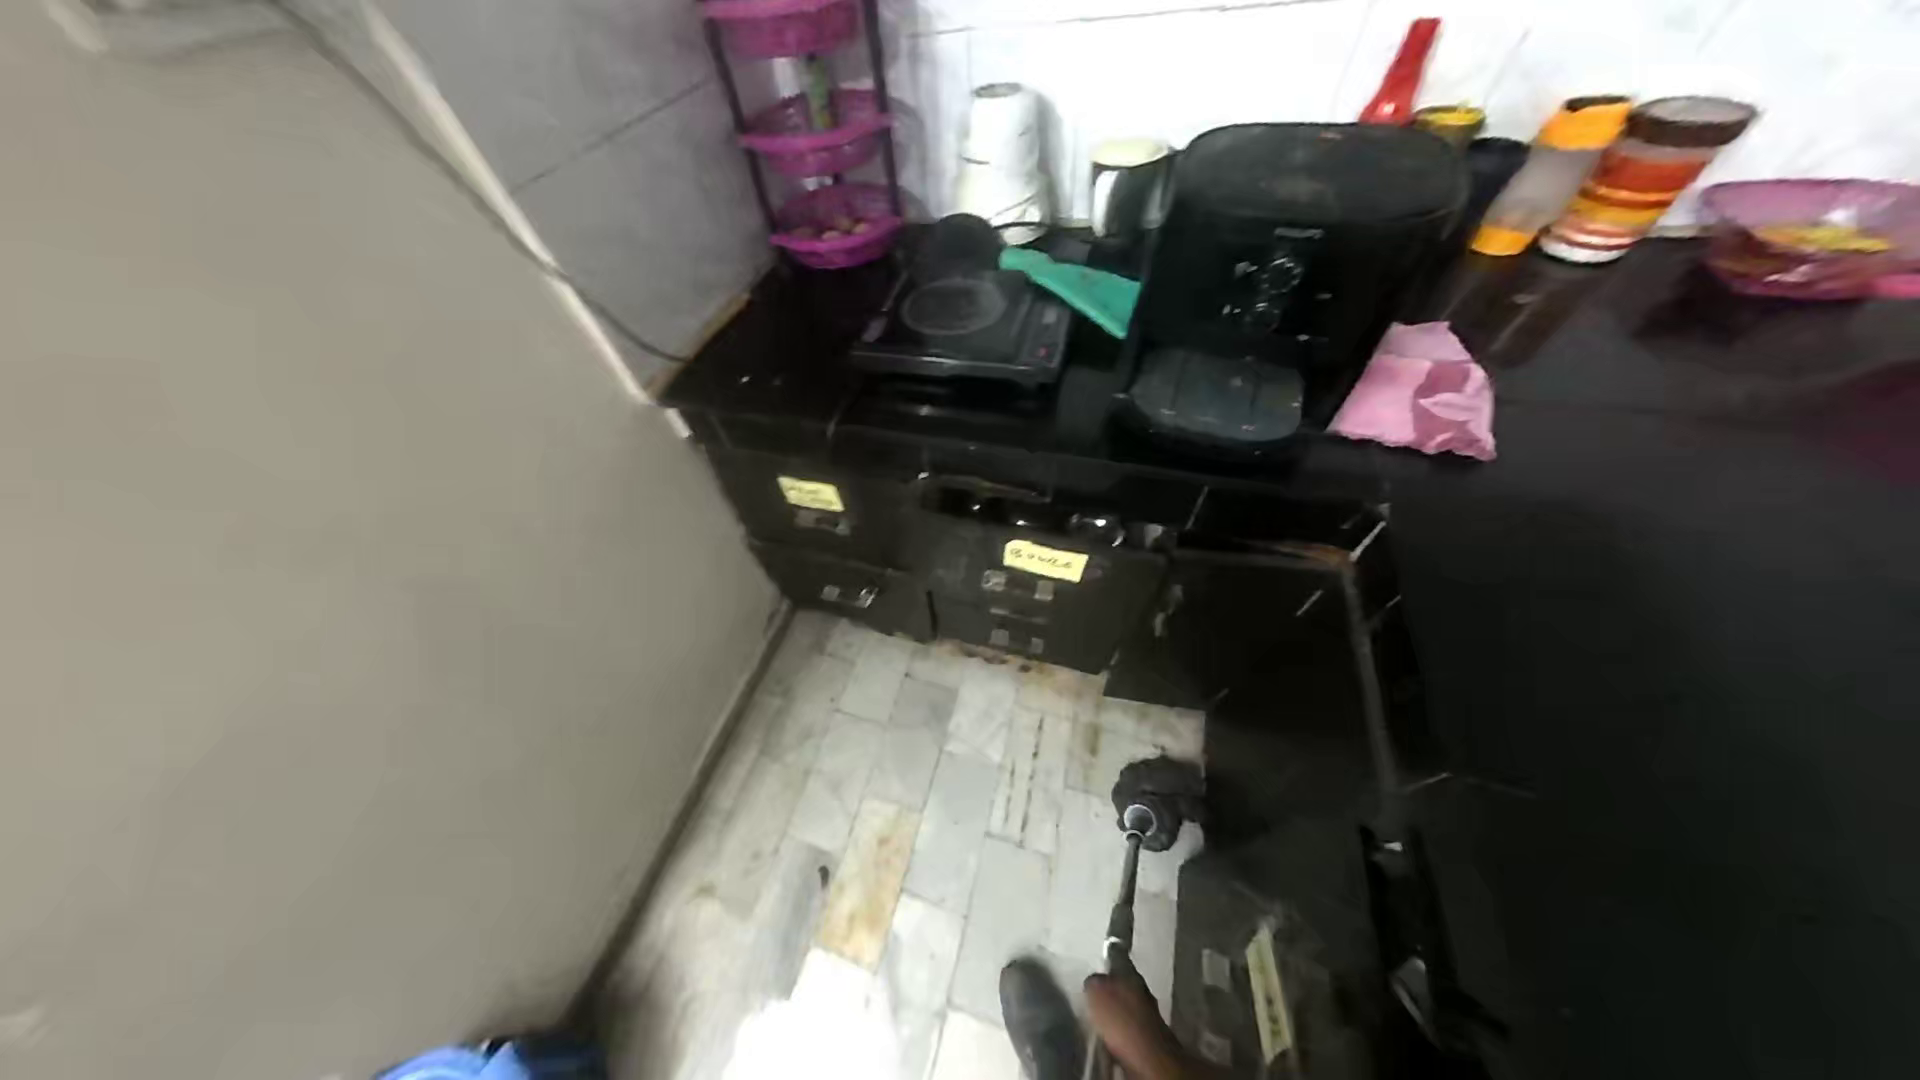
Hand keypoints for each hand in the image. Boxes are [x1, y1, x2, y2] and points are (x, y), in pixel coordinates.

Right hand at [1084, 965, 1193, 1079]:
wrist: (1149, 1058)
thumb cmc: (1121, 1018)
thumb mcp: (1096, 991)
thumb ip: (1093, 981)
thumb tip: (1093, 982)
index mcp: (1131, 973)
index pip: (1118, 957)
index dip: (1109, 954)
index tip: (1101, 954)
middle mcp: (1142, 990)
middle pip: (1124, 982)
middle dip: (1112, 987)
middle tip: (1095, 991)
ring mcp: (1149, 1014)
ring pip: (1129, 1006)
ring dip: (1117, 1010)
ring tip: (1100, 1016)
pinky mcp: (1150, 1039)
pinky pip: (1131, 1028)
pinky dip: (1122, 1030)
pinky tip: (1111, 1036)